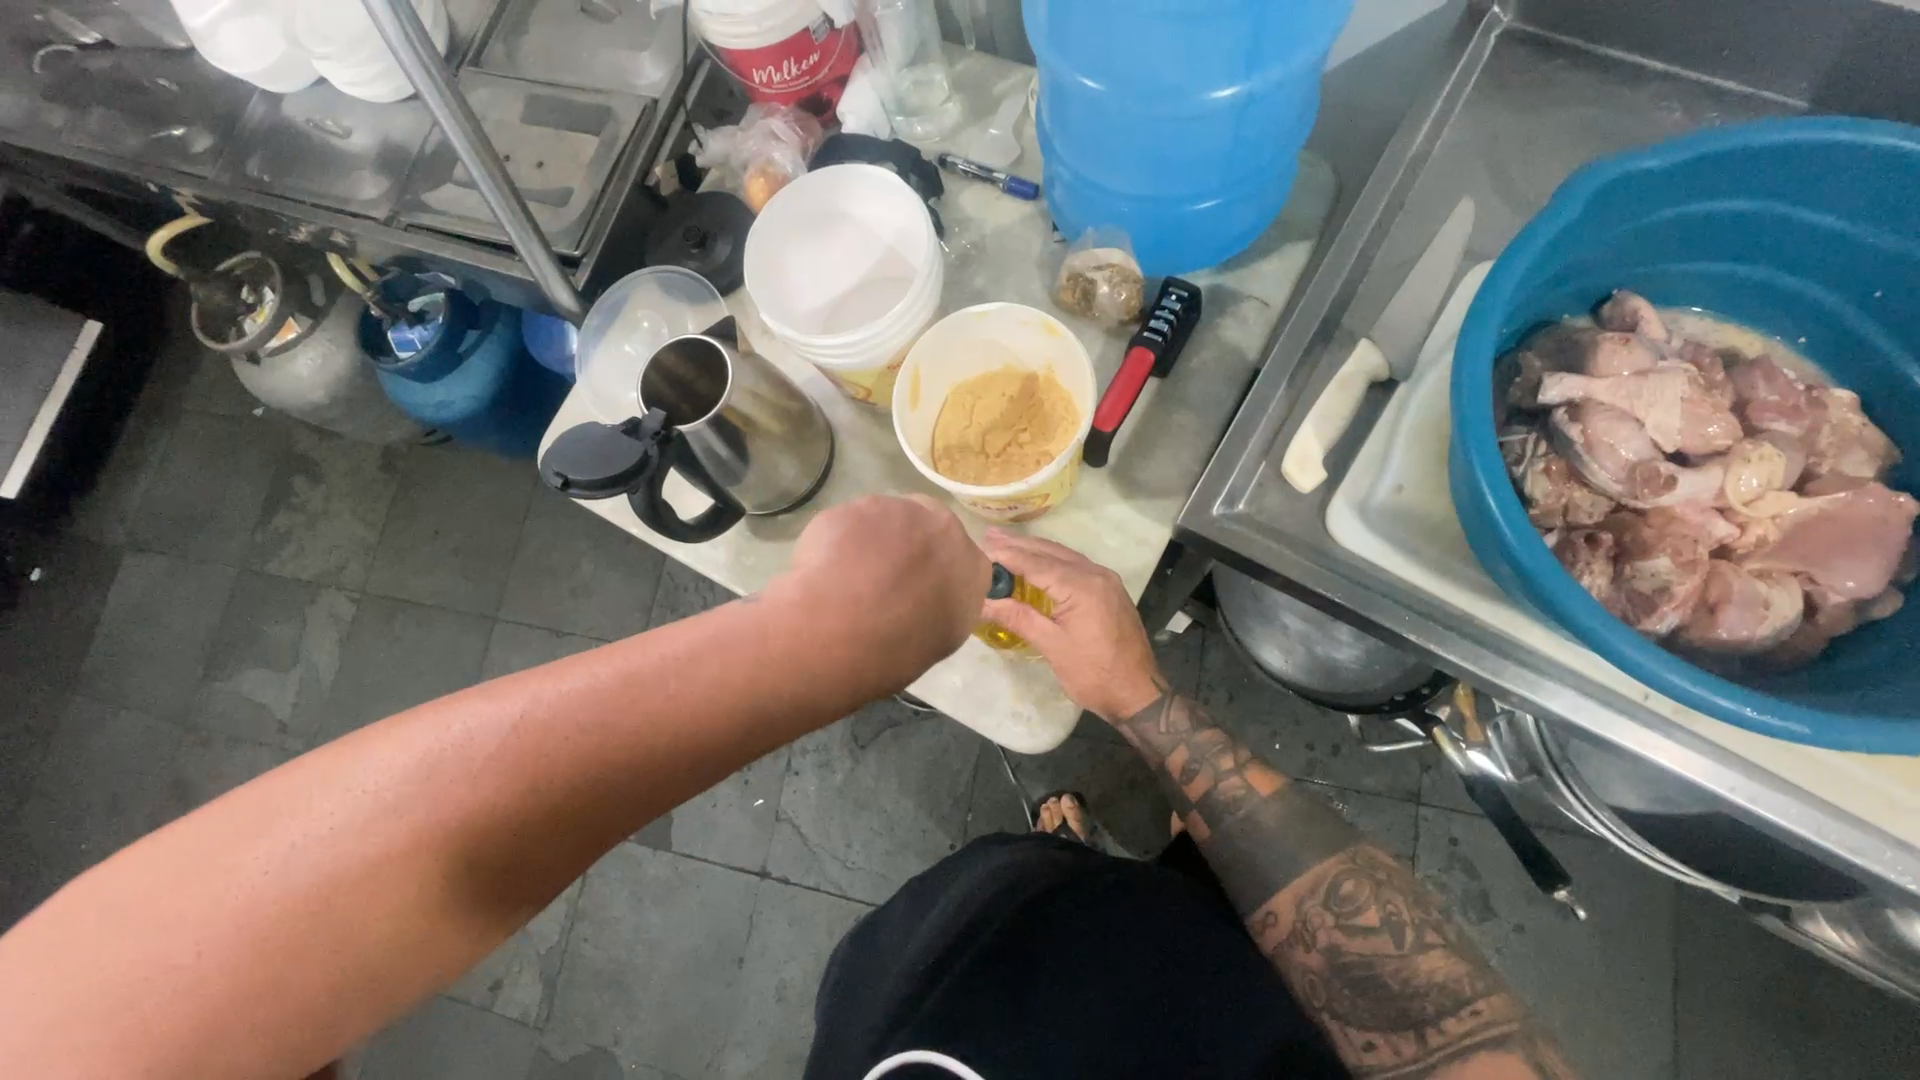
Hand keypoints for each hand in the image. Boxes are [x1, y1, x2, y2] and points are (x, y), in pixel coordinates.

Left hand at [773, 495, 992, 695]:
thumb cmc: (900, 648)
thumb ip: (944, 603)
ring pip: (884, 519)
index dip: (935, 570)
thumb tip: (928, 598)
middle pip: (926, 525)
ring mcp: (894, 510)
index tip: (917, 588)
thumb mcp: (943, 637)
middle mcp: (941, 526)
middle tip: (883, 579)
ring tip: (848, 580)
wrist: (843, 631)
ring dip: (870, 541)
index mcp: (971, 564)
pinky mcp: (851, 508)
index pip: (961, 560)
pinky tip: (825, 572)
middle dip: (907, 544)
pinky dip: (837, 542)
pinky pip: (846, 523)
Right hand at [980, 531, 1163, 723]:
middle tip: (989, 537)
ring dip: (1036, 551)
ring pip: (1065, 557)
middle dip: (1019, 545)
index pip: (1036, 563)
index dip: (1007, 555)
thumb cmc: (1094, 673)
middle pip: (1051, 552)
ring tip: (1007, 544)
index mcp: (1082, 586)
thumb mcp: (1052, 646)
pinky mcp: (1109, 591)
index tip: (981, 548)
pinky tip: (1037, 565)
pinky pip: (1076, 567)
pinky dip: (1052, 562)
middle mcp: (1096, 574)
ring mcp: (1106, 581)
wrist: (1137, 693)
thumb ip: (1018, 618)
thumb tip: (983, 602)